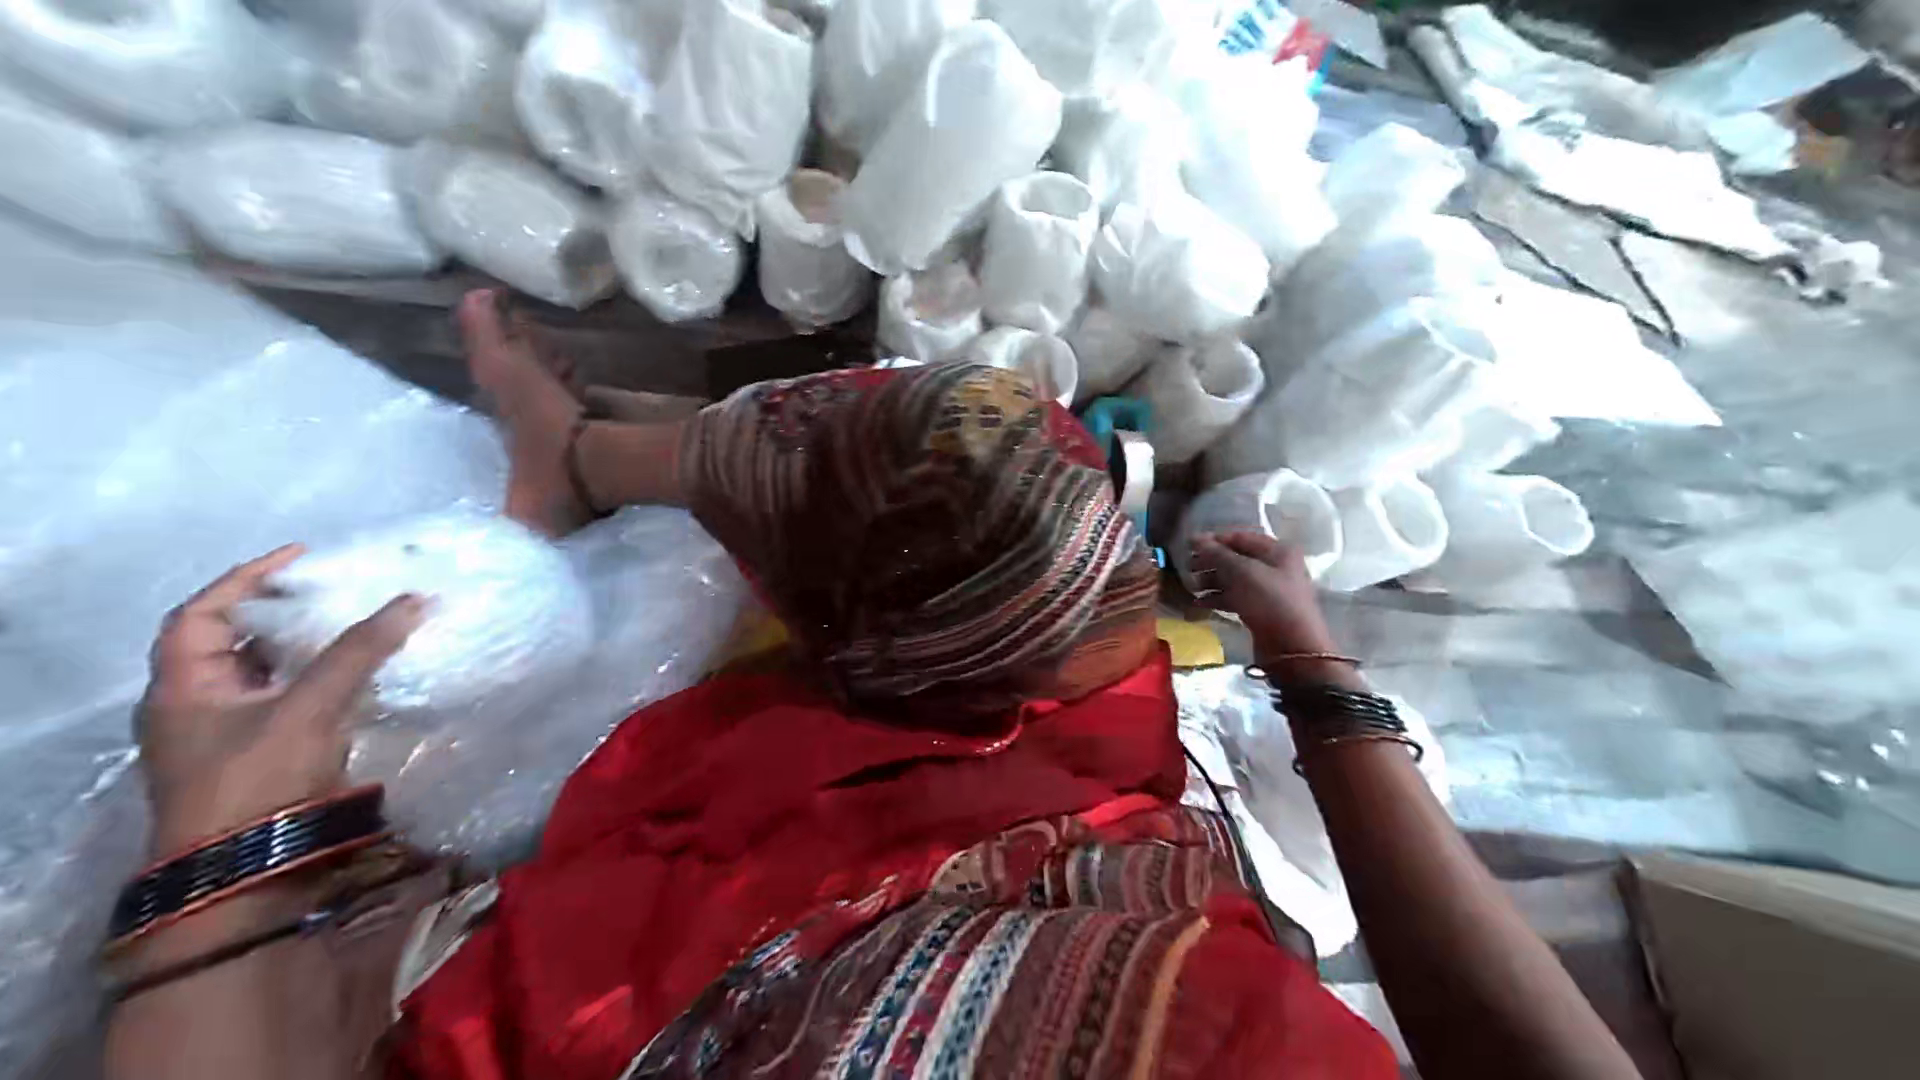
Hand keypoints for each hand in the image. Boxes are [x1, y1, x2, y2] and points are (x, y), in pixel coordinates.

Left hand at [137, 545, 427, 858]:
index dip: (246, 579)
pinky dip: (321, 675)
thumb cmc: (257, 778)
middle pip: (232, 640)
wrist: (249, 864)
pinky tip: (359, 668)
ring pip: (267, 670)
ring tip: (355, 620)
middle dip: (282, 610)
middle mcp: (197, 704)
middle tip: (335, 588)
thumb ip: (360, 652)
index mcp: (181, 688)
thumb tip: (415, 599)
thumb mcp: (308, 707)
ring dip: (307, 644)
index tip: (300, 556)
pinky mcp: (264, 750)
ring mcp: (229, 731)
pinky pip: (291, 696)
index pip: (198, 615)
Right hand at [1189, 532, 1343, 661]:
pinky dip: (1218, 598)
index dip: (1214, 540)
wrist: (1292, 647)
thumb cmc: (1270, 601)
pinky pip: (1235, 598)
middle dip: (1210, 562)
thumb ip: (1217, 554)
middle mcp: (1275, 566)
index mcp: (1277, 551)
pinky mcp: (1260, 609)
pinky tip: (1199, 603)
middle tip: (1187, 568)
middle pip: (1236, 558)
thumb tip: (1195, 538)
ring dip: (1211, 581)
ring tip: (1191, 586)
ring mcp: (1268, 590)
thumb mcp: (1242, 572)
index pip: (1240, 537)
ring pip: (1234, 579)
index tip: (1189, 546)